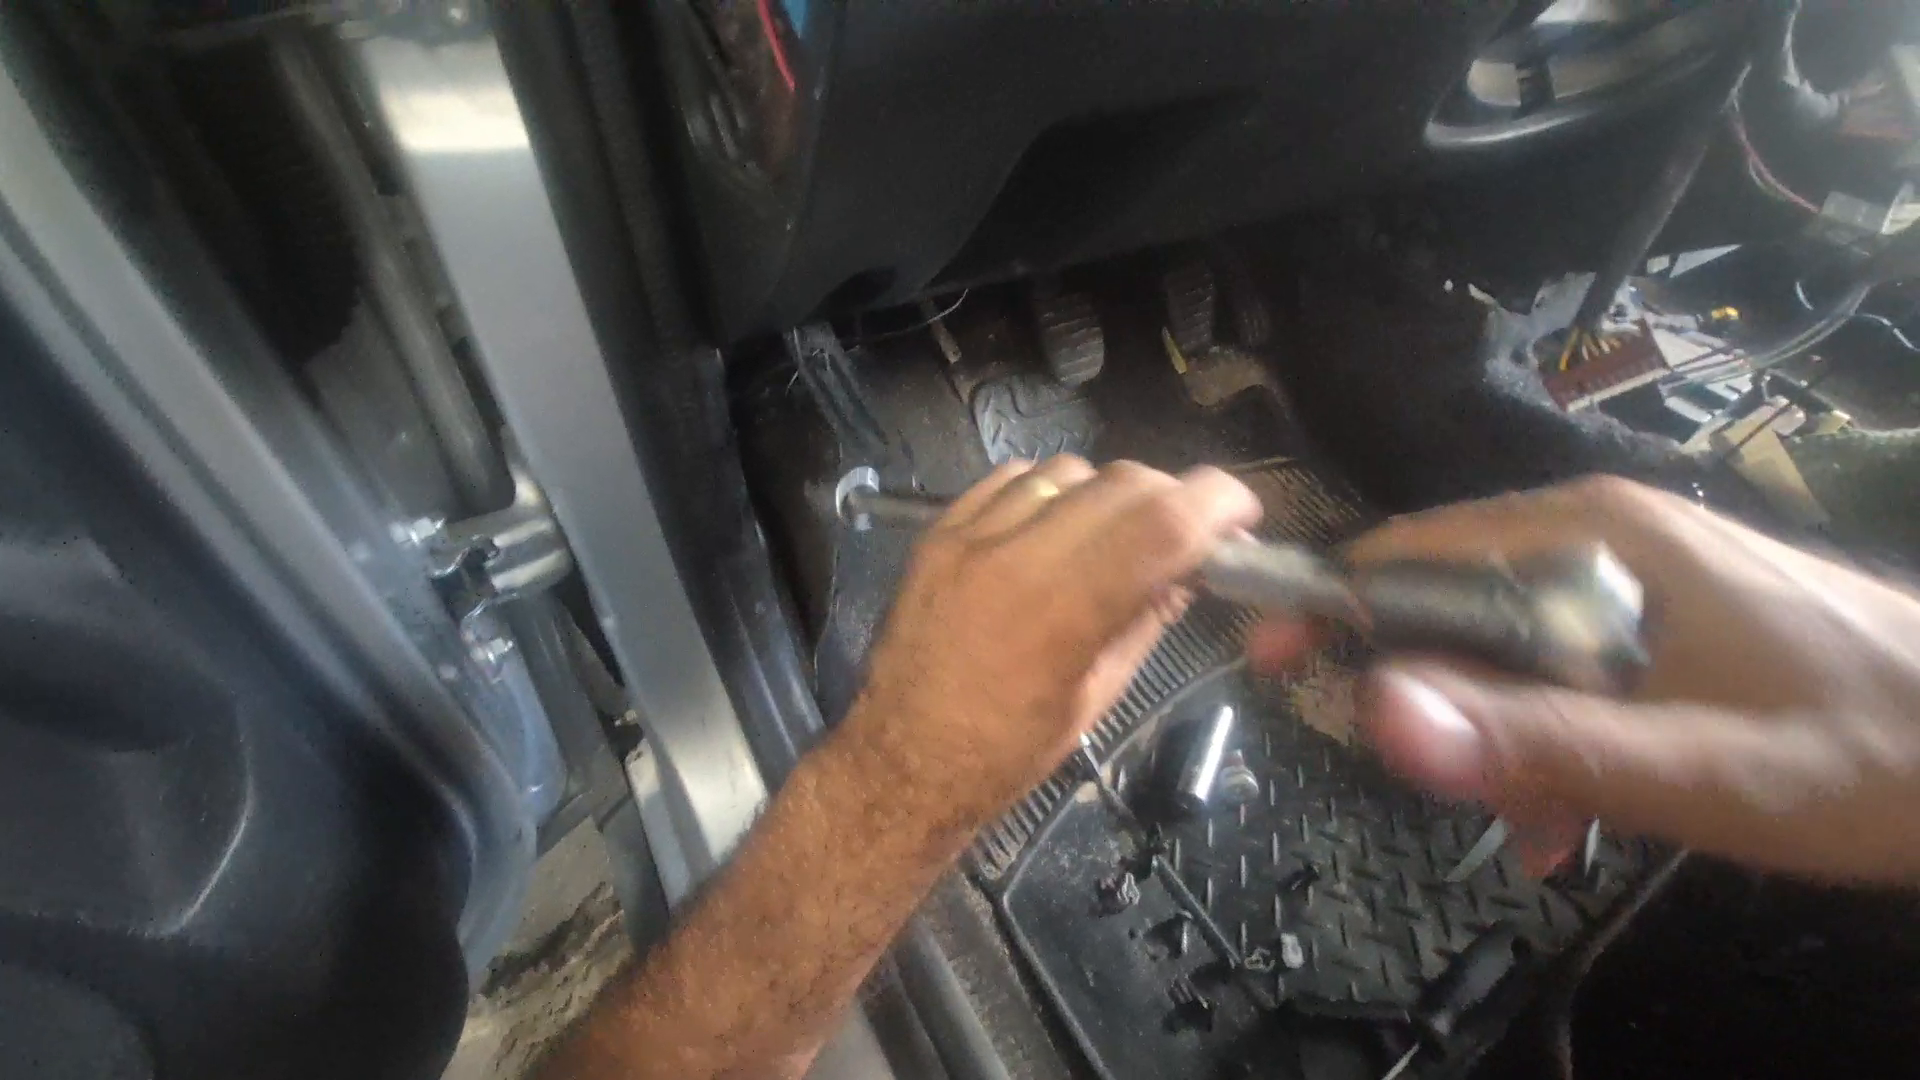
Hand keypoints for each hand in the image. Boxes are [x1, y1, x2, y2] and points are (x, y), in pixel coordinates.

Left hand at [843, 457, 1260, 827]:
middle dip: (1170, 496)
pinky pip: (1009, 479)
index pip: (1160, 524)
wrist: (902, 760)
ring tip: (1113, 532)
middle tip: (1184, 530)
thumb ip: (1144, 620)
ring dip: (1108, 492)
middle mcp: (1013, 556)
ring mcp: (967, 537)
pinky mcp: (937, 532)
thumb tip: (1187, 570)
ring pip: (1065, 471)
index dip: (1217, 505)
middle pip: (1119, 483)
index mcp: (1062, 612)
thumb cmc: (1005, 753)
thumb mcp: (1096, 697)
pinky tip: (1054, 523)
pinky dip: (1048, 490)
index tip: (1241, 514)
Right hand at [1250, 476, 1919, 883]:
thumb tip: (1373, 714)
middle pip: (1440, 601)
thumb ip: (1535, 743)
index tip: (1270, 659)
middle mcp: (1582, 536)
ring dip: (1486, 731)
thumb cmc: (1881, 754)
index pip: (1405, 552)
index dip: (1328, 605)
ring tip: (1537, 823)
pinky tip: (1571, 808)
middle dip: (1423, 692)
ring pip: (1486, 644)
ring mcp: (1610, 575)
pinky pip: (1538, 666)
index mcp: (1581, 535)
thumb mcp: (1698, 766)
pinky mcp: (1634, 616)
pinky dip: (1532, 734)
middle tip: (1426, 772)